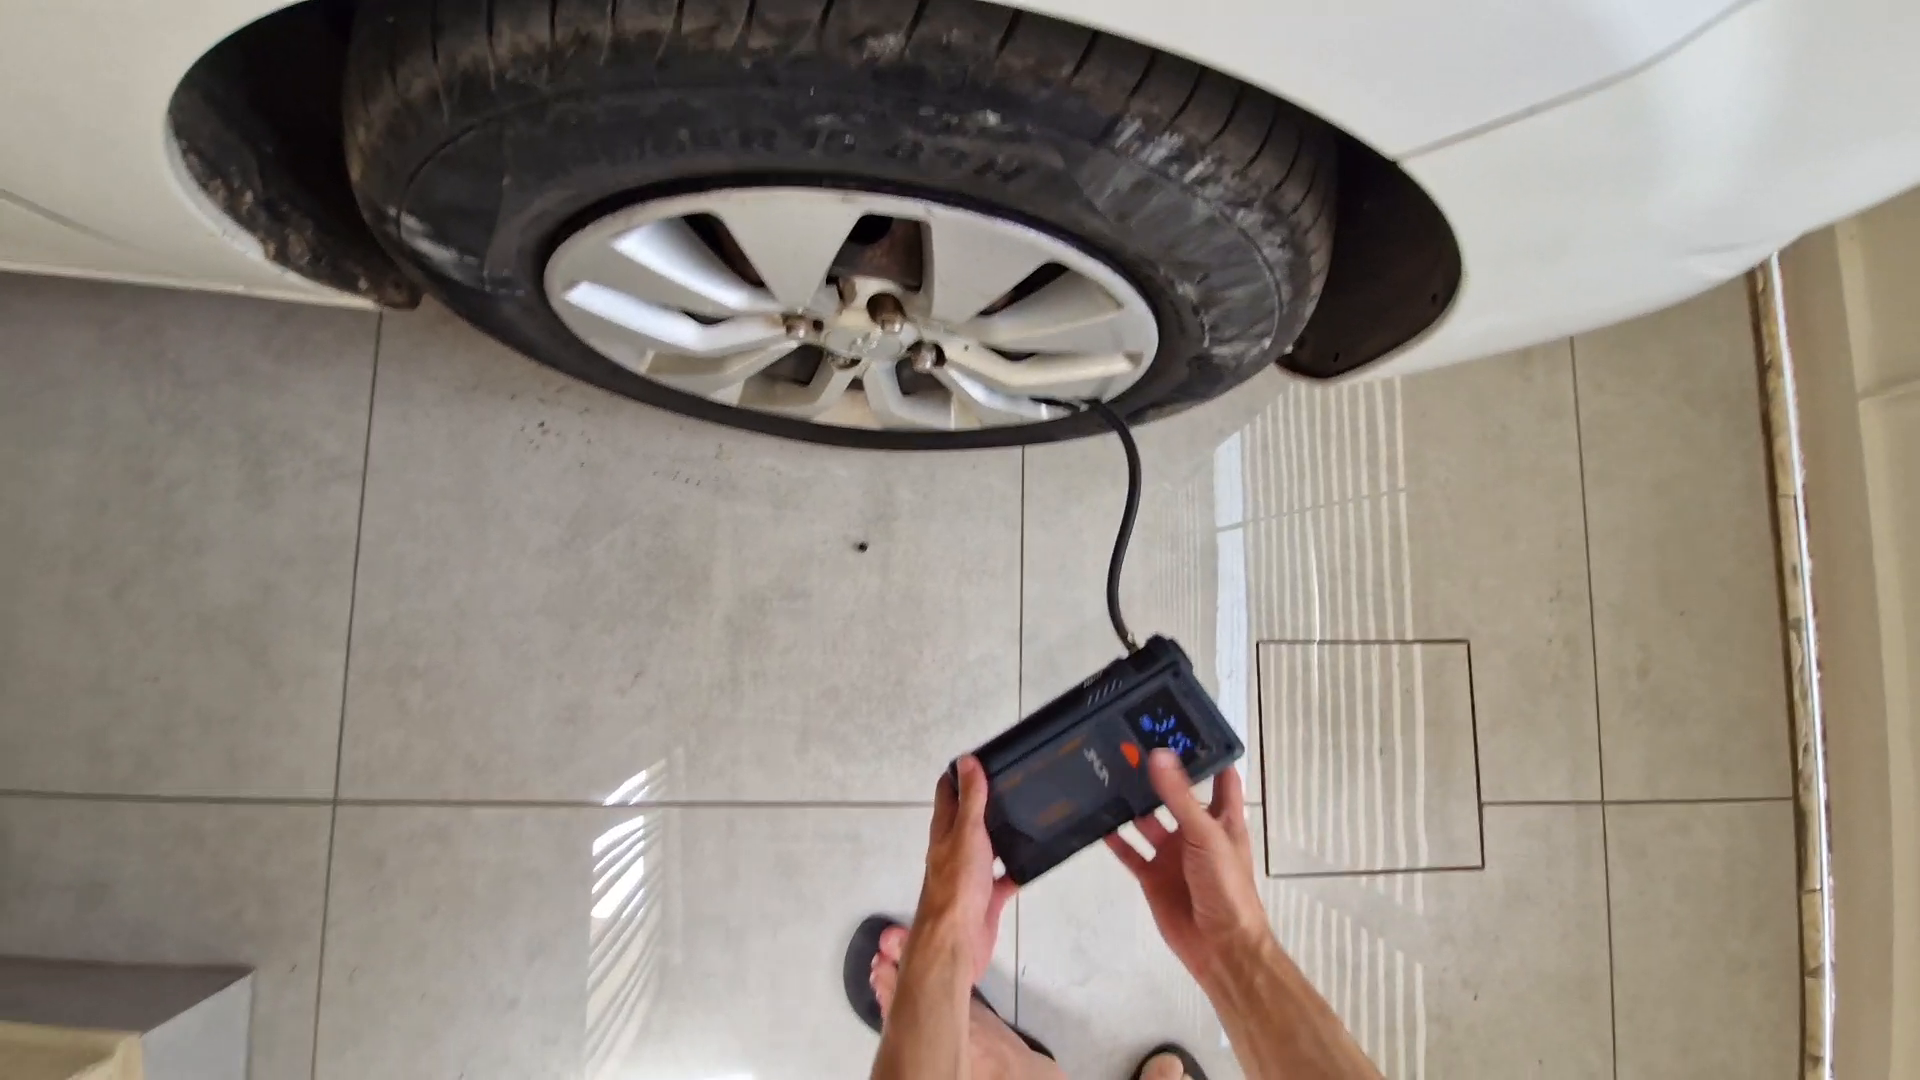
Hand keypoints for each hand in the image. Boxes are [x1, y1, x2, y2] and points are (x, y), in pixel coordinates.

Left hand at [914, 755, 1017, 984]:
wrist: (956, 944)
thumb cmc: (957, 885)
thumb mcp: (966, 833)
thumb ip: (970, 799)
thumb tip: (966, 759)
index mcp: (945, 829)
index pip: (950, 790)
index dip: (964, 772)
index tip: (988, 756)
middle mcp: (955, 847)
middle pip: (971, 816)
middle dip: (990, 800)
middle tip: (1018, 782)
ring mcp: (971, 872)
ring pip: (989, 845)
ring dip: (1005, 832)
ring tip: (1033, 813)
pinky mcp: (986, 896)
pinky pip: (1005, 877)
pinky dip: (1019, 868)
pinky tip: (1037, 860)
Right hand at [1105, 751, 1269, 980]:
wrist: (1220, 948)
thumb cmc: (1225, 886)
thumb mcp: (1205, 835)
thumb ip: (1179, 797)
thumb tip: (1157, 755)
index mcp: (1222, 819)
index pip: (1219, 776)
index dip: (1206, 752)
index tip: (1182, 725)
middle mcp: (1196, 831)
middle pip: (1175, 795)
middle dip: (1156, 774)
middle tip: (1127, 744)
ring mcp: (1173, 853)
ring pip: (1148, 820)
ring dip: (1131, 802)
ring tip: (1106, 773)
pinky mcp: (1153, 875)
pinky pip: (1130, 851)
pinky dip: (1115, 838)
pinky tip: (1096, 820)